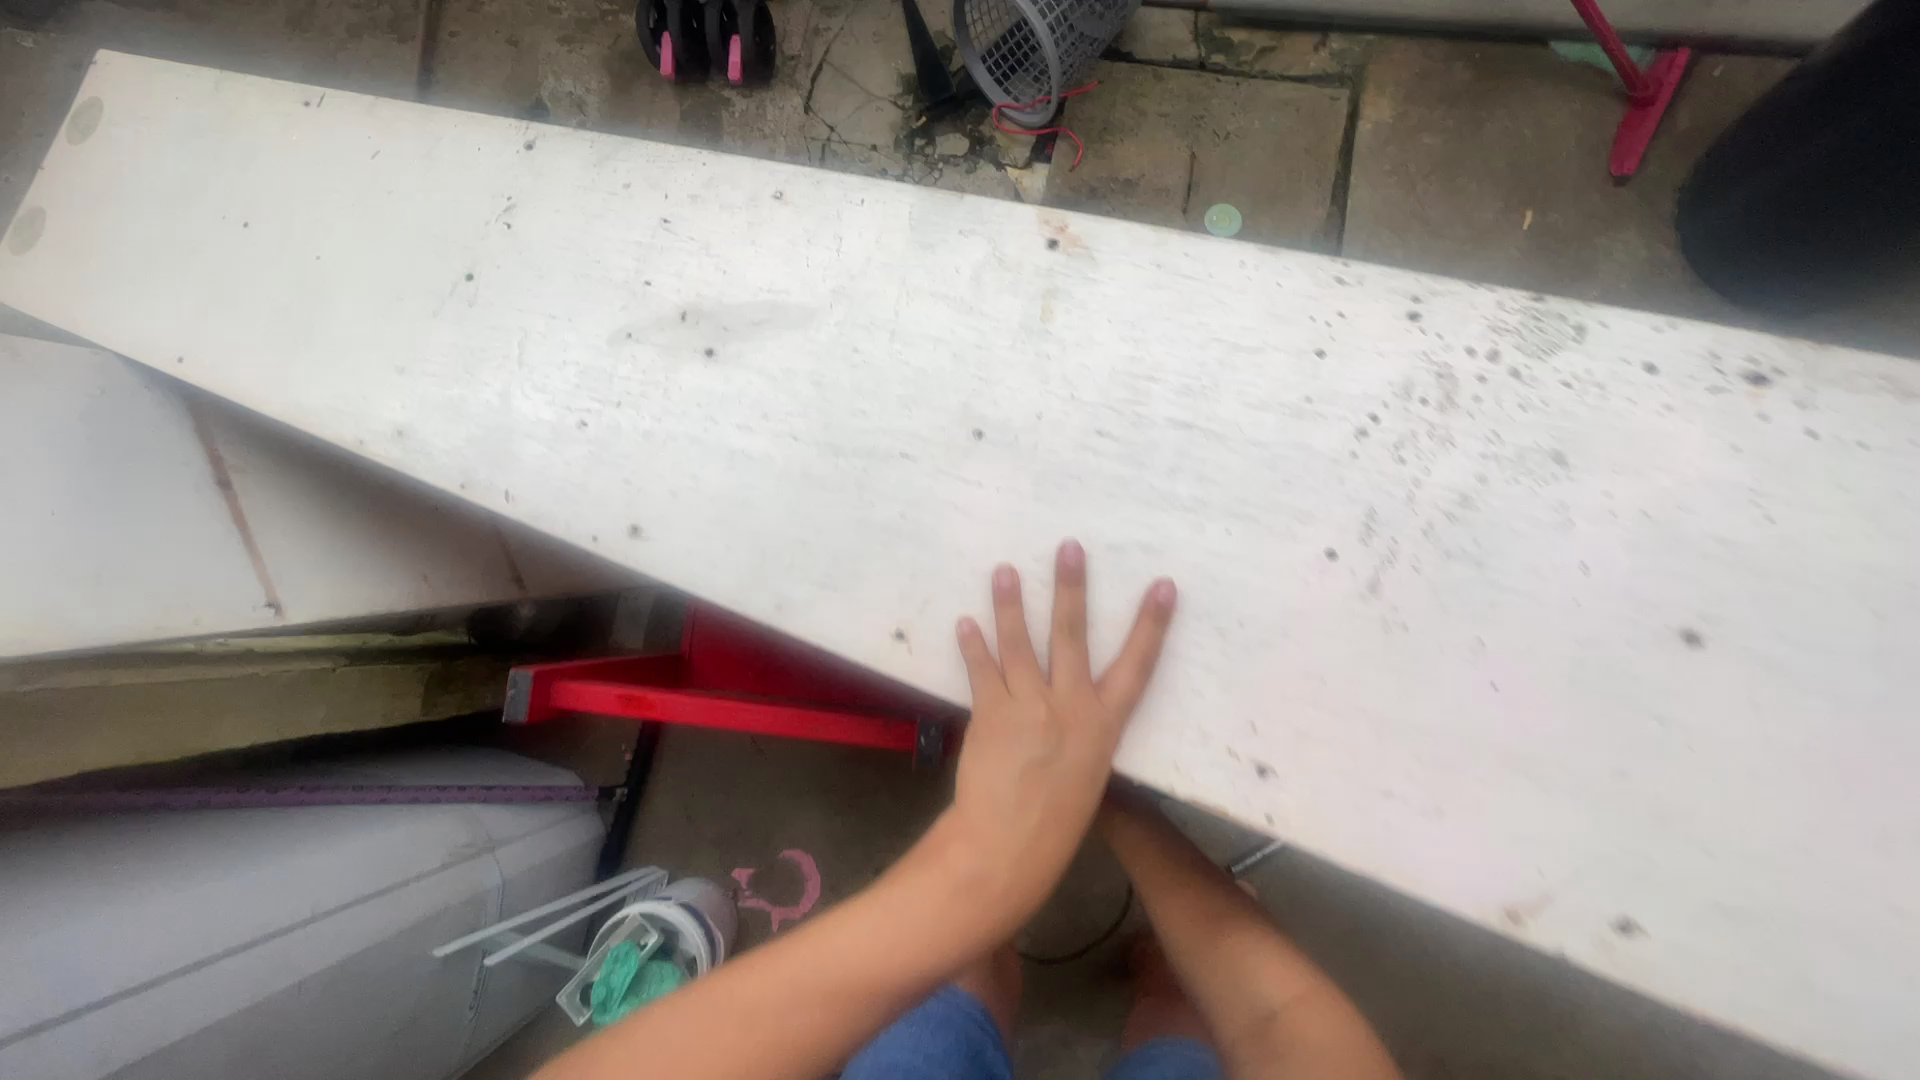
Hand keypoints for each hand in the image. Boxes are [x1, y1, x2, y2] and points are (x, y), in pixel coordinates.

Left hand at [938, 539, 1176, 938]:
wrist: (1007, 848)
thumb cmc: (1055, 824)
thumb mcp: (1087, 777)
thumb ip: (1082, 737)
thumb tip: (1075, 713)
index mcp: (1104, 726)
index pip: (1137, 666)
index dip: (1151, 625)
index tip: (1163, 586)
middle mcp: (1070, 706)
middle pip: (1073, 635)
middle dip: (1072, 588)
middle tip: (1069, 547)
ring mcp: (1029, 706)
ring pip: (1020, 643)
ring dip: (1011, 604)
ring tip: (1004, 570)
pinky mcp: (991, 712)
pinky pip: (981, 670)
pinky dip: (972, 645)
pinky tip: (965, 622)